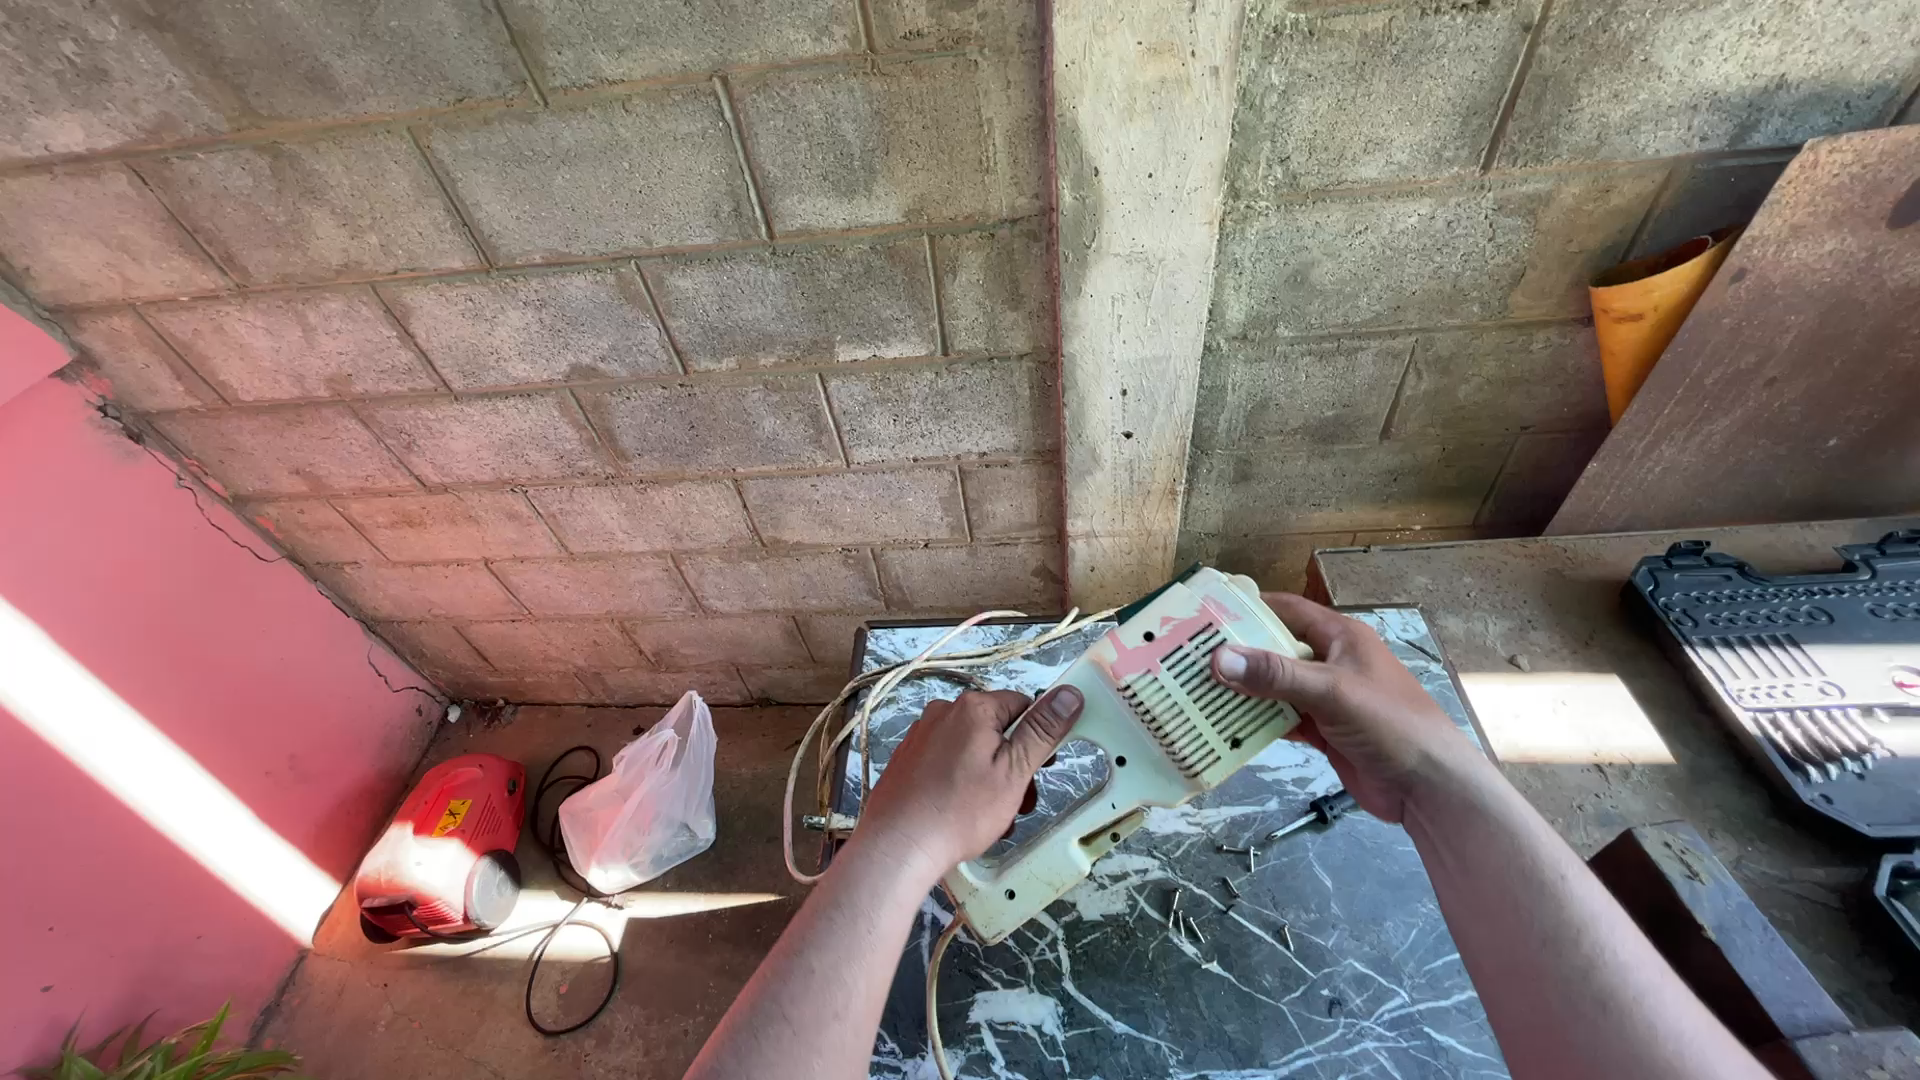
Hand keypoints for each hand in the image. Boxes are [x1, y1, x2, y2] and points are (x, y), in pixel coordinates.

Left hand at [853, 687, 1083, 880]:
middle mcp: (943, 712)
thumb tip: (1068, 695)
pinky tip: (962, 812)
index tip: (1040, 769)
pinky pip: (947, 762)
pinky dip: (961, 782)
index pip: (1022, 706)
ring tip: (991, 816)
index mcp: (972, 707)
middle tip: (1018, 801)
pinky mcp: (908, 758)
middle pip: (996, 729)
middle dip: (1013, 764)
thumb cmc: (958, 811)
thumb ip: (1042, 730)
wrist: (898, 846)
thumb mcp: (1014, 771)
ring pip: (972, 749)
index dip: (1037, 738)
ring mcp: (922, 735)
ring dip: (989, 777)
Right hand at [1210, 593, 1480, 822]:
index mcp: (1341, 636)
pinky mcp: (1322, 730)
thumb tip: (1218, 658)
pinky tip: (1224, 724)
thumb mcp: (1331, 691)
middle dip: (1236, 654)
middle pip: (1274, 649)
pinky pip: (1280, 718)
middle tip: (1189, 656)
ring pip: (1274, 686)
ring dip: (1242, 690)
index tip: (1205, 614)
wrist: (1430, 789)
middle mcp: (1330, 661)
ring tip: (1197, 689)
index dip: (1248, 609)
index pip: (1286, 610)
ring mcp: (1325, 698)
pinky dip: (1255, 720)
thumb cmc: (1390, 724)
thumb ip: (1275, 675)